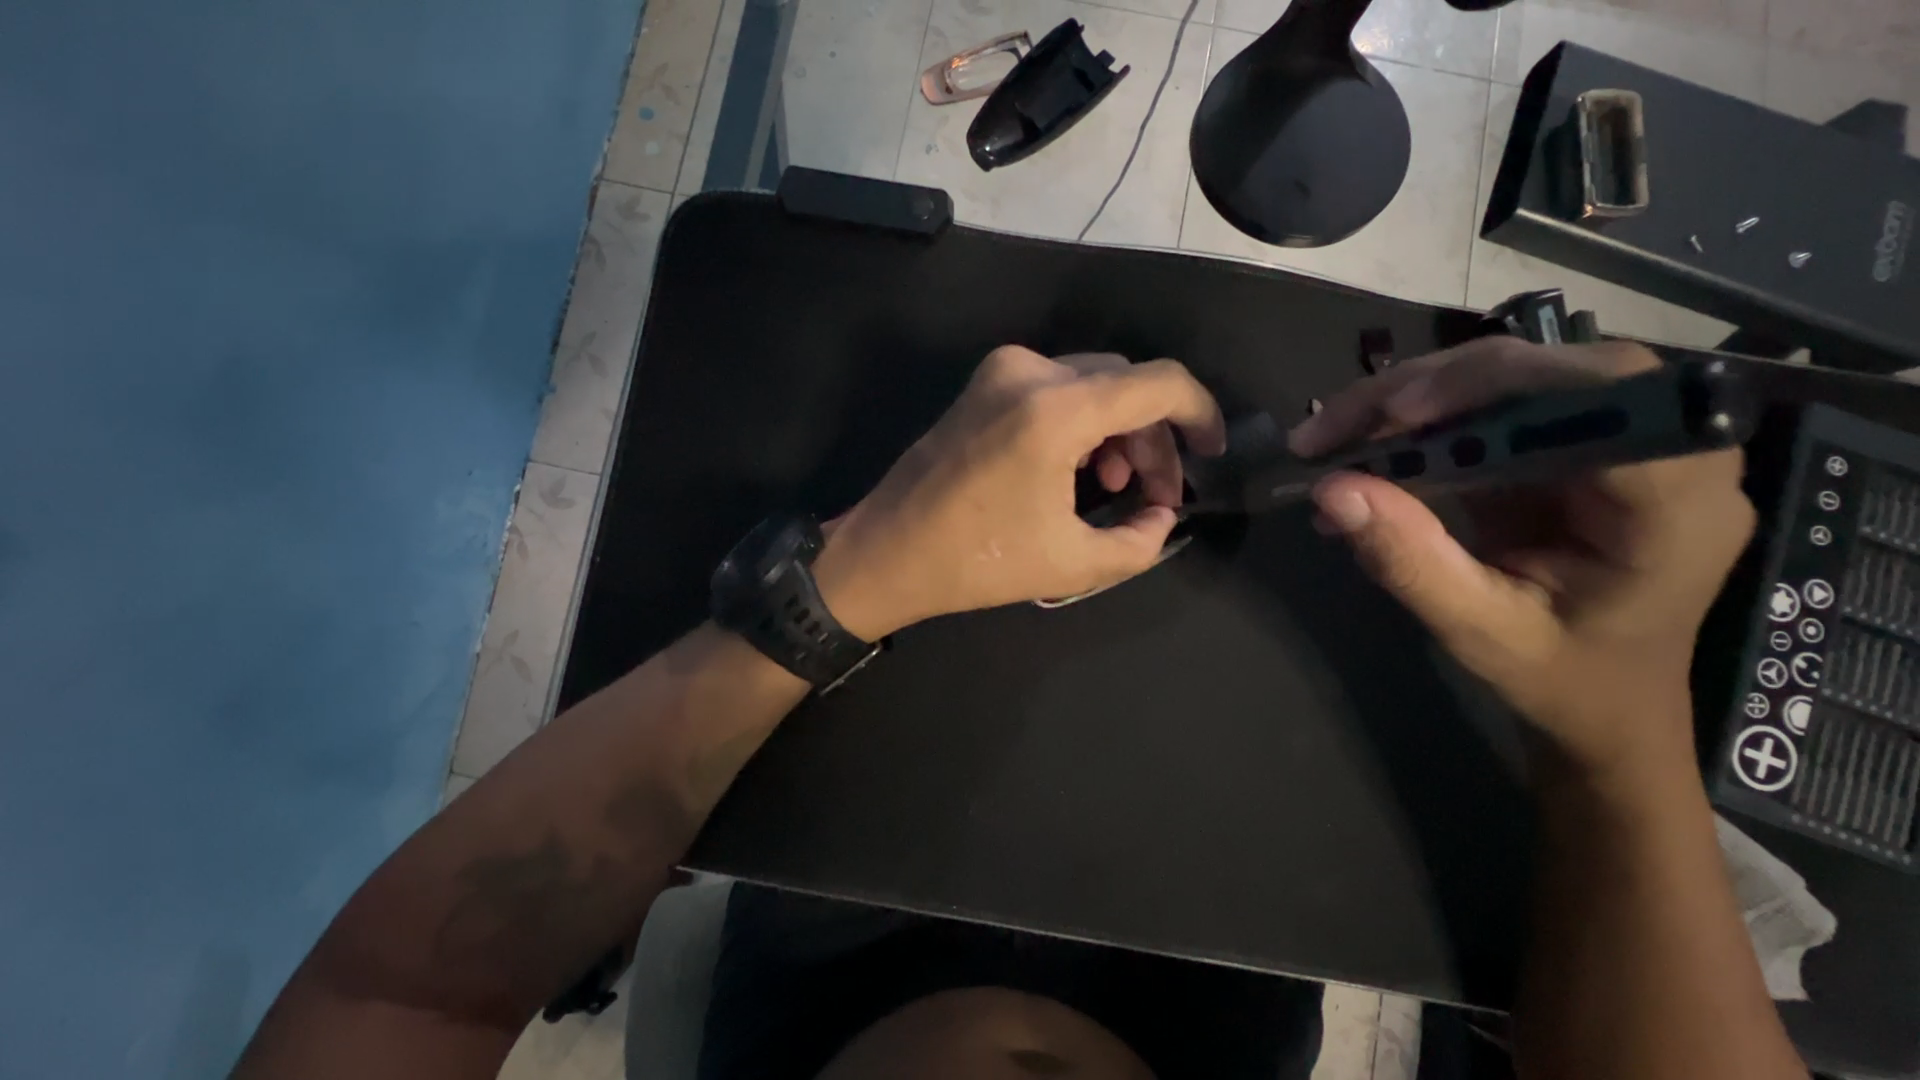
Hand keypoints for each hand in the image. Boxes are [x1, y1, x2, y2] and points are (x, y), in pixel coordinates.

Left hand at [811, 346, 1225, 638]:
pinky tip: (1080, 469)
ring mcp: (1003, 371)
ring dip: (1120, 429)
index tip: (1212, 452)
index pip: (1160, 382)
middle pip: (1127, 383)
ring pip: (1094, 382)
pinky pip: (1058, 387)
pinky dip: (1083, 421)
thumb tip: (1163, 516)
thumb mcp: (1073, 562)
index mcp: (1057, 409)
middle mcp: (1032, 372)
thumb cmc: (977, 561)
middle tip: (1157, 495)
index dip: (1200, 413)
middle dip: (1155, 437)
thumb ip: (1140, 540)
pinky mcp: (985, 383)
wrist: (888, 551)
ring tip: (1117, 487)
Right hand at [1291, 337, 1755, 780]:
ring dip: (1409, 402)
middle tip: (1330, 428)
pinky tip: (1362, 452)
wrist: (1606, 710)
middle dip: (1427, 389)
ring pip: (1508, 382)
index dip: (1499, 382)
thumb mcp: (1481, 633)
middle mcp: (1662, 454)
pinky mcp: (1568, 450)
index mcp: (1675, 503)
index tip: (1398, 411)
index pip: (1603, 394)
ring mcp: (1614, 446)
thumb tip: (1329, 489)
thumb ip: (1412, 562)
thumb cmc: (1565, 683)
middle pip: (1544, 374)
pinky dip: (1417, 427)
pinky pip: (1489, 413)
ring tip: (1329, 438)